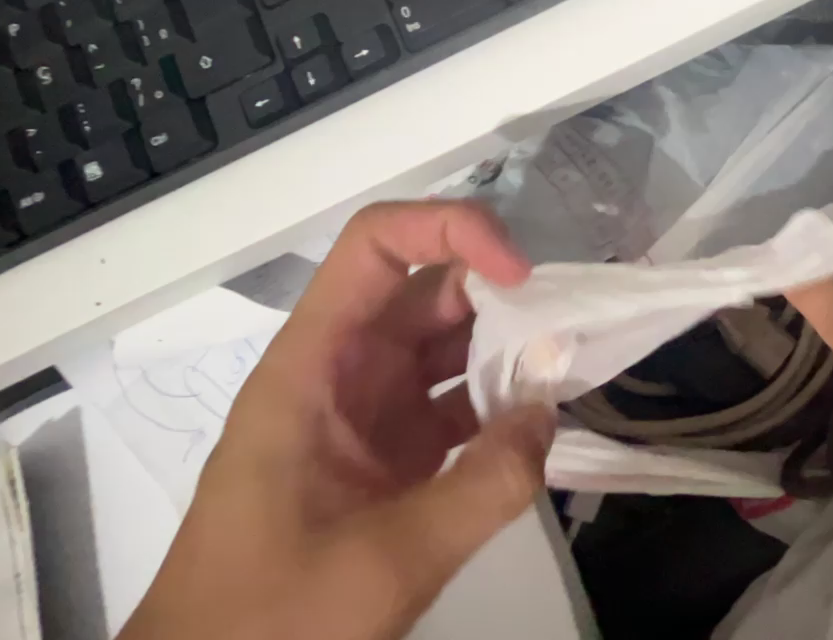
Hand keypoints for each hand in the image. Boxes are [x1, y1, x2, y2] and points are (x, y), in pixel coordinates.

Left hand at [121, 202, 557, 639]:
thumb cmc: (267, 624)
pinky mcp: (395, 450)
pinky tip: (539, 422)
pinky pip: (459, 398)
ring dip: (509, 349)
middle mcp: (345, 368)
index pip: (378, 246)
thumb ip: (482, 487)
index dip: (451, 231)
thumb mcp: (382, 562)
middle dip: (500, 296)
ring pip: (451, 342)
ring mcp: (372, 409)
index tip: (517, 277)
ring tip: (565, 370)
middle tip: (565, 329)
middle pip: (429, 288)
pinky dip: (502, 401)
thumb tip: (548, 414)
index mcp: (315, 363)